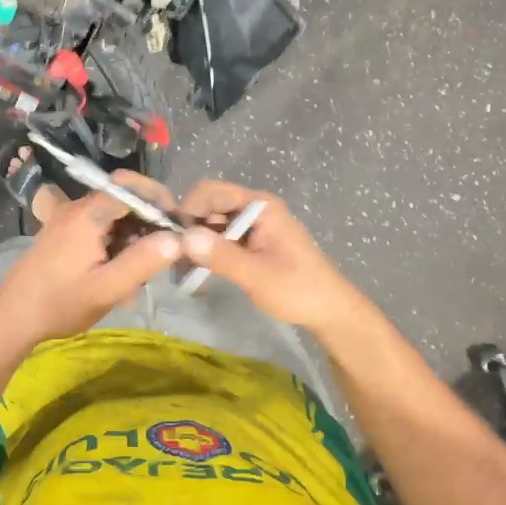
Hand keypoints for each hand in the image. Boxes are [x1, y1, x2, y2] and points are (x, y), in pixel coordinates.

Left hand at [0, 171, 182, 347]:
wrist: (13, 317)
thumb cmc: (60, 303)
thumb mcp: (107, 289)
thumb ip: (142, 262)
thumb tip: (177, 238)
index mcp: (87, 214)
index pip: (129, 184)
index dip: (157, 197)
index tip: (177, 222)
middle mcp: (76, 208)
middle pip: (123, 200)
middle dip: (146, 224)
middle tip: (160, 256)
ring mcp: (67, 219)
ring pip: (113, 217)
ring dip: (131, 240)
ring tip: (136, 277)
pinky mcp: (63, 233)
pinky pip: (98, 228)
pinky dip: (114, 246)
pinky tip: (117, 277)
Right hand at [179, 180, 359, 332]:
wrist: (332, 313)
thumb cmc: (298, 290)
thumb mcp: (257, 276)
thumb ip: (221, 255)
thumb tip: (183, 238)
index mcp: (260, 206)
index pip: (211, 191)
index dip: (188, 209)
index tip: (173, 236)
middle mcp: (255, 208)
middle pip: (210, 205)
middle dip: (190, 227)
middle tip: (175, 256)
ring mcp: (255, 224)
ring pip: (214, 222)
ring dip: (198, 241)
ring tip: (183, 267)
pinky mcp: (254, 241)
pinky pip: (223, 236)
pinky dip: (210, 250)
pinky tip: (199, 270)